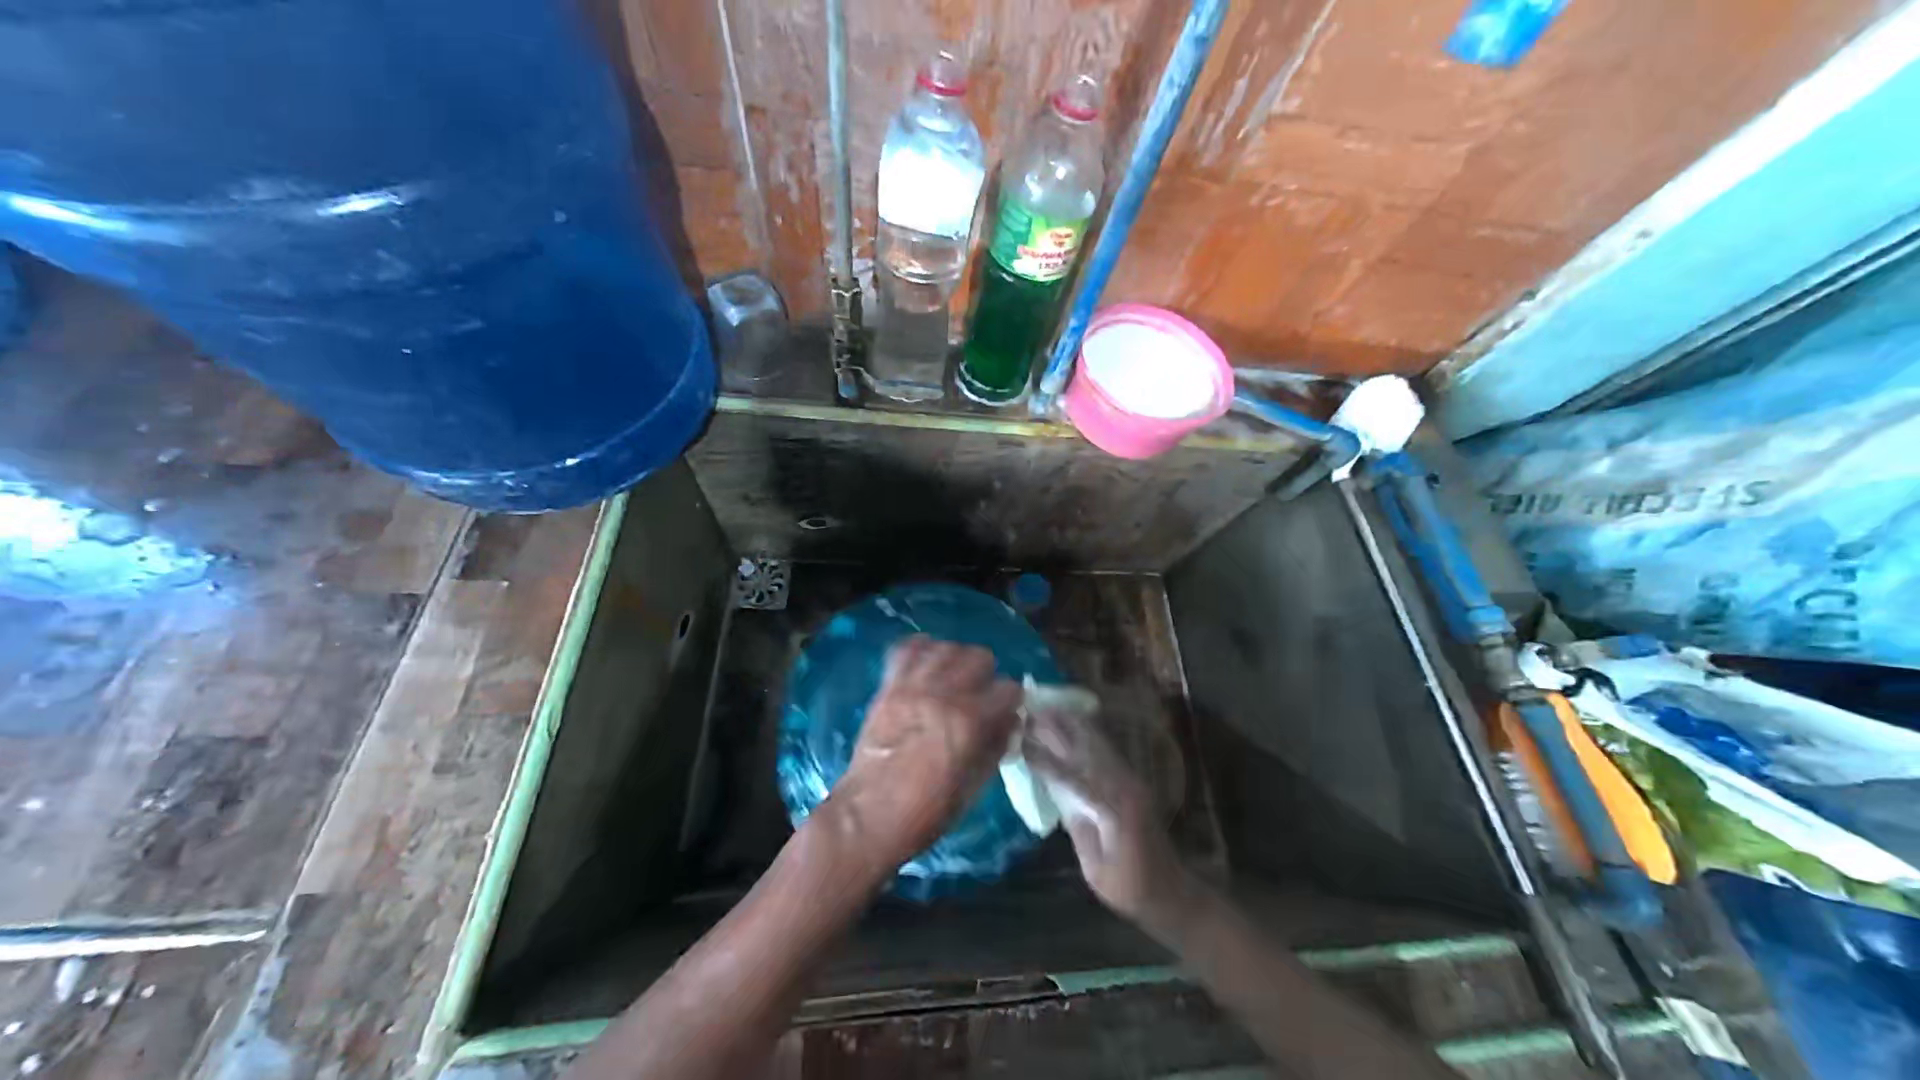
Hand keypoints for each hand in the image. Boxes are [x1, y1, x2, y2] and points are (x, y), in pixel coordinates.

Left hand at [821, 636, 1020, 873]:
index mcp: (970, 721)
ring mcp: (912, 686)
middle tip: (978, 696)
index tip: (1005, 713)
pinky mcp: (888, 687)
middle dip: (985, 675)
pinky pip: (907, 649)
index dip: (1011, 702)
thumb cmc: (927, 812)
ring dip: (955, 661)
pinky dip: (921, 652)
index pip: (1009, 688)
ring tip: (951, 681)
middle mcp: (943, 694)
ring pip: (946, 647)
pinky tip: (926, 669)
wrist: (869, 816)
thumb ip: (995, 746)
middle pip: (979, 656)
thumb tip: (1008, 722)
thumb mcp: (975, 786)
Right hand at [1025, 706, 1194, 929]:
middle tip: (1030, 712)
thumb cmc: (1131, 890)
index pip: (1074, 778)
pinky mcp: (1132, 784)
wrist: (1172, 893)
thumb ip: (1079, 829)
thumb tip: (1058, 795)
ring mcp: (1131, 783)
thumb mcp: (1097, 869)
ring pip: (1098, 747)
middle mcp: (1125, 788)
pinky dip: (1087, 736)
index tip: (1021, 744)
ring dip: (1072, 727)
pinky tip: (1073, 725)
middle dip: (1058, 732)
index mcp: (1115, 811)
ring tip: (1047, 709)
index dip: (1046, 761)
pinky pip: (1106, 753)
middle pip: (1086, 753)